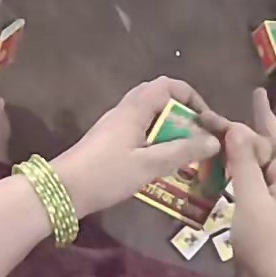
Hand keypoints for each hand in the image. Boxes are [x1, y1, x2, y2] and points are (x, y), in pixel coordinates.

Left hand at [51, 77, 228, 216]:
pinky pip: (138, 131)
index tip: (206, 121)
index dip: (191, 97)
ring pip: (148, 116)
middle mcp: (124, 111)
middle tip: (196, 136)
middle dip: (182, 113)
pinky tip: (161, 162)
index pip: (168, 86)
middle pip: (158, 98)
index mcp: (135, 109)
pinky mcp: (108, 142)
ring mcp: (114, 126)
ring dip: (169, 128)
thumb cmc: (106, 174)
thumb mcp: (149, 165)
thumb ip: (182, 152)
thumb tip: (213, 141)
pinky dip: (155, 140)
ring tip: (184, 152)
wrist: (62, 191)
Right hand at [225, 76, 275, 276]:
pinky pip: (254, 170)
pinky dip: (243, 154)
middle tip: (259, 91)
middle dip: (269, 115)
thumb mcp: (252, 202)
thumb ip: (244, 164)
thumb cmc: (264, 243)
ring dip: (254, 131)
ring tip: (248, 108)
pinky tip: (231, 148)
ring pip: (266, 153)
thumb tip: (236, 127)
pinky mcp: (264, 202)